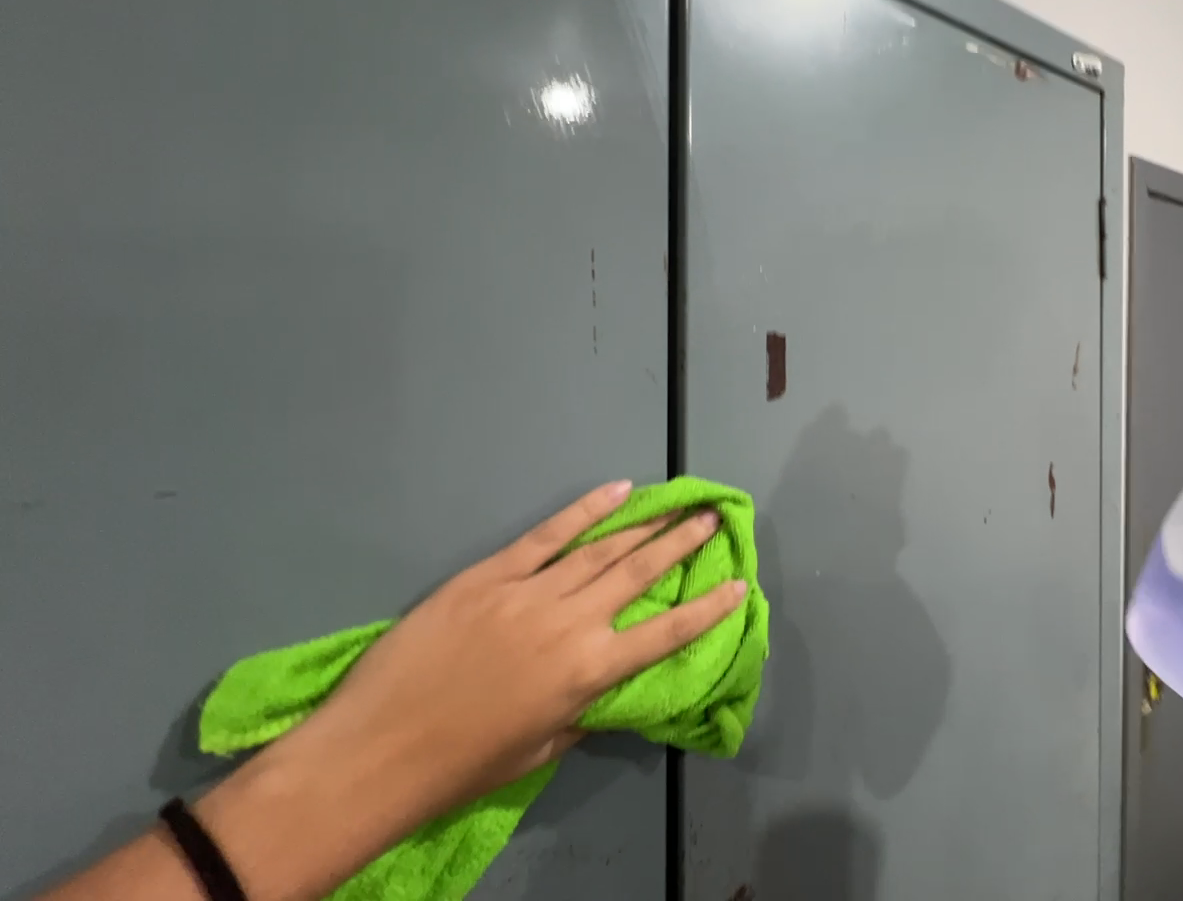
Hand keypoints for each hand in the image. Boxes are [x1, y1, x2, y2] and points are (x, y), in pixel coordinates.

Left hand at [189, 481, 744, 899]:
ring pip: (603, 549)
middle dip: (683, 544)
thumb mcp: (542, 748)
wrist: (371, 754)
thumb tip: (608, 686)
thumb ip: (586, 711)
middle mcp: (572, 624)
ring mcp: (530, 593)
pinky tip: (616, 491)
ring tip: (678, 504)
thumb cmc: (462, 765)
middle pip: (641, 572)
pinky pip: (547, 536)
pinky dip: (585, 511)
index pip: (667, 632)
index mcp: (589, 672)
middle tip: (711, 517)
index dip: (709, 608)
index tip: (738, 584)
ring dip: (646, 525)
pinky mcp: (490, 575)